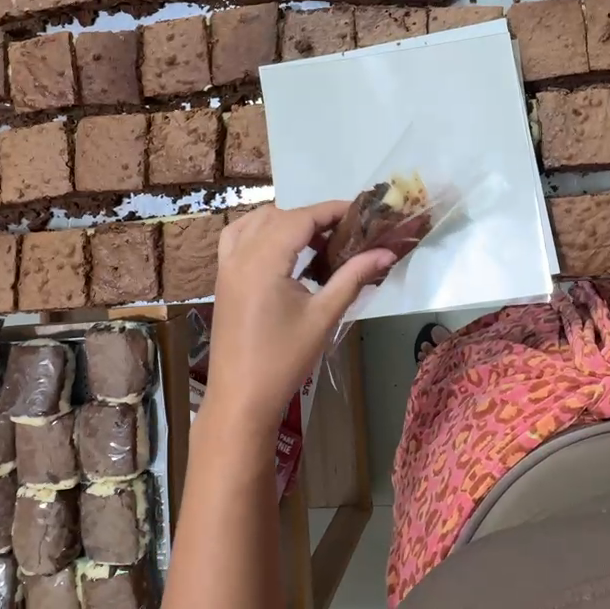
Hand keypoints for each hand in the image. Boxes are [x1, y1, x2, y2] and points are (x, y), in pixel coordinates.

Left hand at [205, 202, 395, 427]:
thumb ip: (353, 277)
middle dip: (313, 217)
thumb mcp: (324, 315)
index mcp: (264, 260)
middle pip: (280, 216)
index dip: (332, 210)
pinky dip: (259, 231)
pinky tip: (280, 249)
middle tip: (345, 234)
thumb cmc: (284, 359)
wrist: (241, 399)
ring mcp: (226, 266)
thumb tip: (387, 252)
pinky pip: (237, 237)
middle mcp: (241, 255)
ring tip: (315, 242)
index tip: (361, 213)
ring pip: (256, 221)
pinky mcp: (223, 279)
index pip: (301, 218)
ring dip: (286, 221)